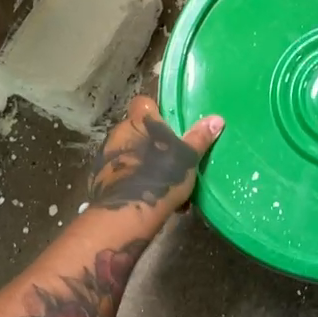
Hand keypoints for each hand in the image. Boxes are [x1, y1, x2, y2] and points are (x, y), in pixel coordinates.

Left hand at [86, 97, 222, 226]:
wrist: (127, 214)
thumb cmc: (161, 177)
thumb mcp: (187, 158)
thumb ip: (199, 138)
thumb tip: (217, 119)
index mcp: (139, 122)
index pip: (143, 103)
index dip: (155, 111)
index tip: (168, 123)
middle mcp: (118, 134)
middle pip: (136, 129)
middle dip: (150, 140)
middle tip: (170, 156)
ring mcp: (106, 156)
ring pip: (129, 152)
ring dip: (141, 160)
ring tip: (161, 180)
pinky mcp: (100, 178)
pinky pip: (120, 172)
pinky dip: (132, 179)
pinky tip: (147, 194)